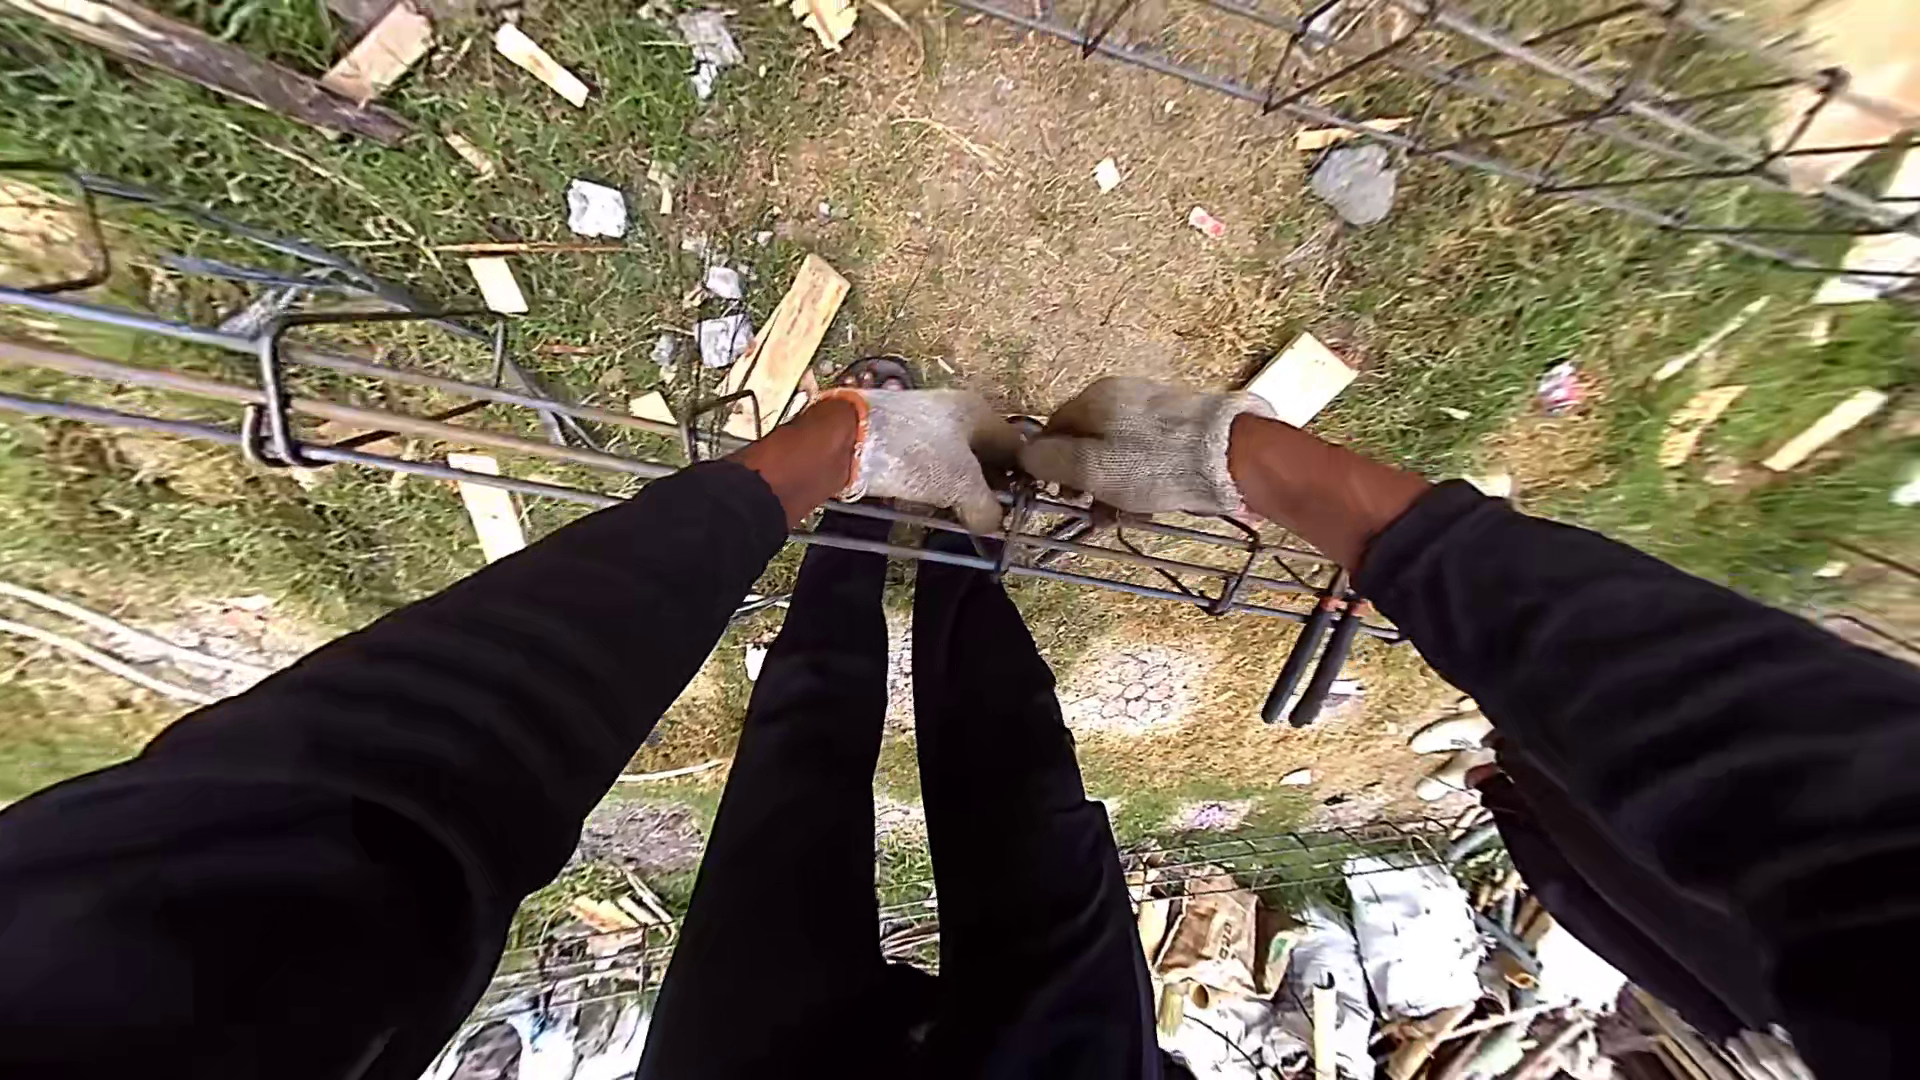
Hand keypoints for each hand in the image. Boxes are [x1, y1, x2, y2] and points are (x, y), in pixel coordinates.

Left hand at [818, 387, 1022, 532]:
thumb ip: (985, 508)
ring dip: (959, 490)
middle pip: (986, 455)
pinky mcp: (903, 436)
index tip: (1015, 509)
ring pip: (957, 462)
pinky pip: (930, 464)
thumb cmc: (914, 455)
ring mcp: (927, 422)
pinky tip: (928, 502)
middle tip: (984, 516)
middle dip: (987, 488)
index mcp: (979, 413)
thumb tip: (993, 525)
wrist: (845, 439)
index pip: (1015, 447)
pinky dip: (934, 484)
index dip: (1020, 479)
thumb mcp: (959, 486)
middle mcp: (957, 412)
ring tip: (956, 514)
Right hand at [1018, 377, 1274, 514]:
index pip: (1053, 428)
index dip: (1048, 463)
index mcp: (1094, 397)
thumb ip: (1051, 461)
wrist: (1233, 456)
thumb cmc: (1153, 465)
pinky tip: (1146, 499)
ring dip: (1109, 482)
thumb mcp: (1091, 469)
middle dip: (1082, 476)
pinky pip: (1143, 450)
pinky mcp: (1180, 421)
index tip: (1057, 494)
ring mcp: (1153, 405)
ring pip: (1115, 448)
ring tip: (1119, 512)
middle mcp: (1120, 393)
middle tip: (1088, 508)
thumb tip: (1025, 456)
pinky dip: (1136, 475)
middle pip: (1085, 438)